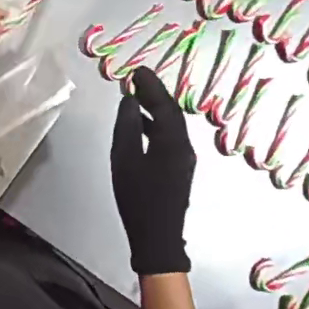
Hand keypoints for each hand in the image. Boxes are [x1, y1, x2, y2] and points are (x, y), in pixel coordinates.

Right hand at [111, 68, 194, 275]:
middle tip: (137, 79)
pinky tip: (142, 128)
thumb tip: (129, 101)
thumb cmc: (138, 199)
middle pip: (171, 113)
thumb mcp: (125, 161)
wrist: (158, 237)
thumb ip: (127, 128)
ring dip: (155, 109)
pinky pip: (169, 138)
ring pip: (171, 126)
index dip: (150, 85)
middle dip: (155, 94)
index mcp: (172, 141)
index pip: (163, 104)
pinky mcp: (179, 170)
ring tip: (136, 99)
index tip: (137, 70)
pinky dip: (156, 125)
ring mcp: (184, 159)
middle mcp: (184, 146)